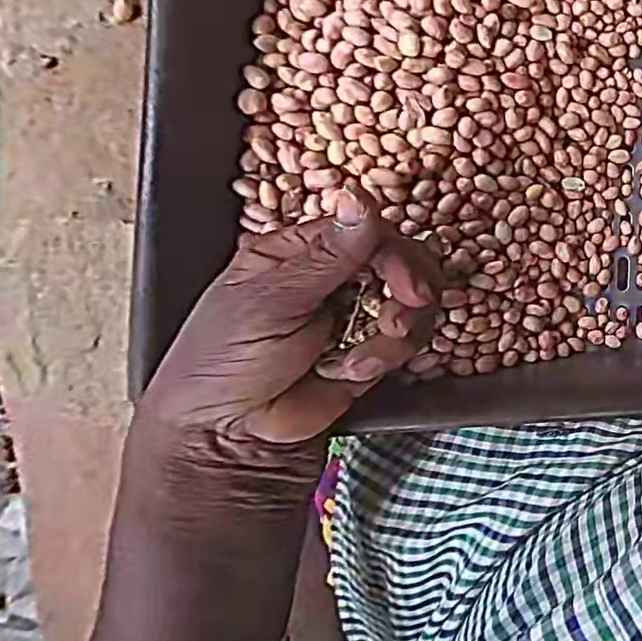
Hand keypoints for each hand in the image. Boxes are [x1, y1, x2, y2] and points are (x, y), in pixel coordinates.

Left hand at [126, 187, 442, 537]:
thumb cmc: (225, 364)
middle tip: (395, 324)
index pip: (370, 232)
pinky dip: (389, 357)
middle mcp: (338, 274)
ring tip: (359, 362)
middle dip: (407, 295)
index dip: (396, 256)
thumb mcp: (269, 302)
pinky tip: (353, 372)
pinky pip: (411, 337)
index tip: (407, 286)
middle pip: (405, 262)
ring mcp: (359, 310)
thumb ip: (326, 255)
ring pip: (416, 301)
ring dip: (395, 334)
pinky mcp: (375, 345)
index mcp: (302, 251)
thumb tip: (361, 199)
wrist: (230, 440)